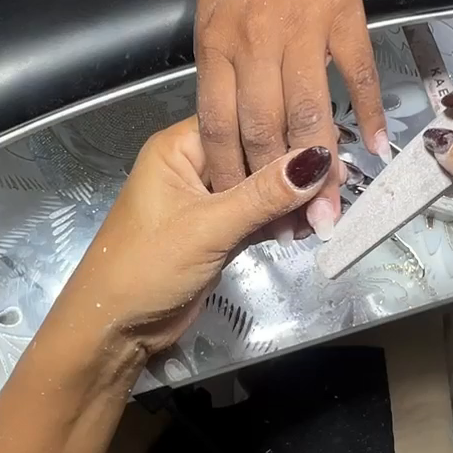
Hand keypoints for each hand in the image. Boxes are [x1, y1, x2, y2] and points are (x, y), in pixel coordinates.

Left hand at [54, 120, 330, 356]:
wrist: (115, 329)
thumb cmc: (146, 267)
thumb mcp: (208, 227)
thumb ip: (264, 194)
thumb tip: (319, 159)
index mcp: (179, 147)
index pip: (242, 122)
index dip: (286, 133)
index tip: (332, 148)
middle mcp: (193, 166)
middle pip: (256, 156)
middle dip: (294, 174)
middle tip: (337, 188)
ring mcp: (206, 200)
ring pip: (261, 189)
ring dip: (291, 202)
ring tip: (326, 214)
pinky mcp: (217, 232)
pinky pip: (257, 217)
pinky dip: (279, 223)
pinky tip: (306, 229)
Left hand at [195, 0, 388, 240]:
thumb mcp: (210, 13)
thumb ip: (220, 73)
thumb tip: (231, 133)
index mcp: (215, 44)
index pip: (217, 125)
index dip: (229, 174)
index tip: (239, 214)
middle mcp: (254, 42)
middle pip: (262, 129)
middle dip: (275, 187)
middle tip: (292, 229)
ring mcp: (301, 29)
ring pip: (309, 111)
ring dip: (322, 166)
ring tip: (332, 208)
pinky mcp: (344, 16)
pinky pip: (356, 75)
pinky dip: (366, 113)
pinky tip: (372, 149)